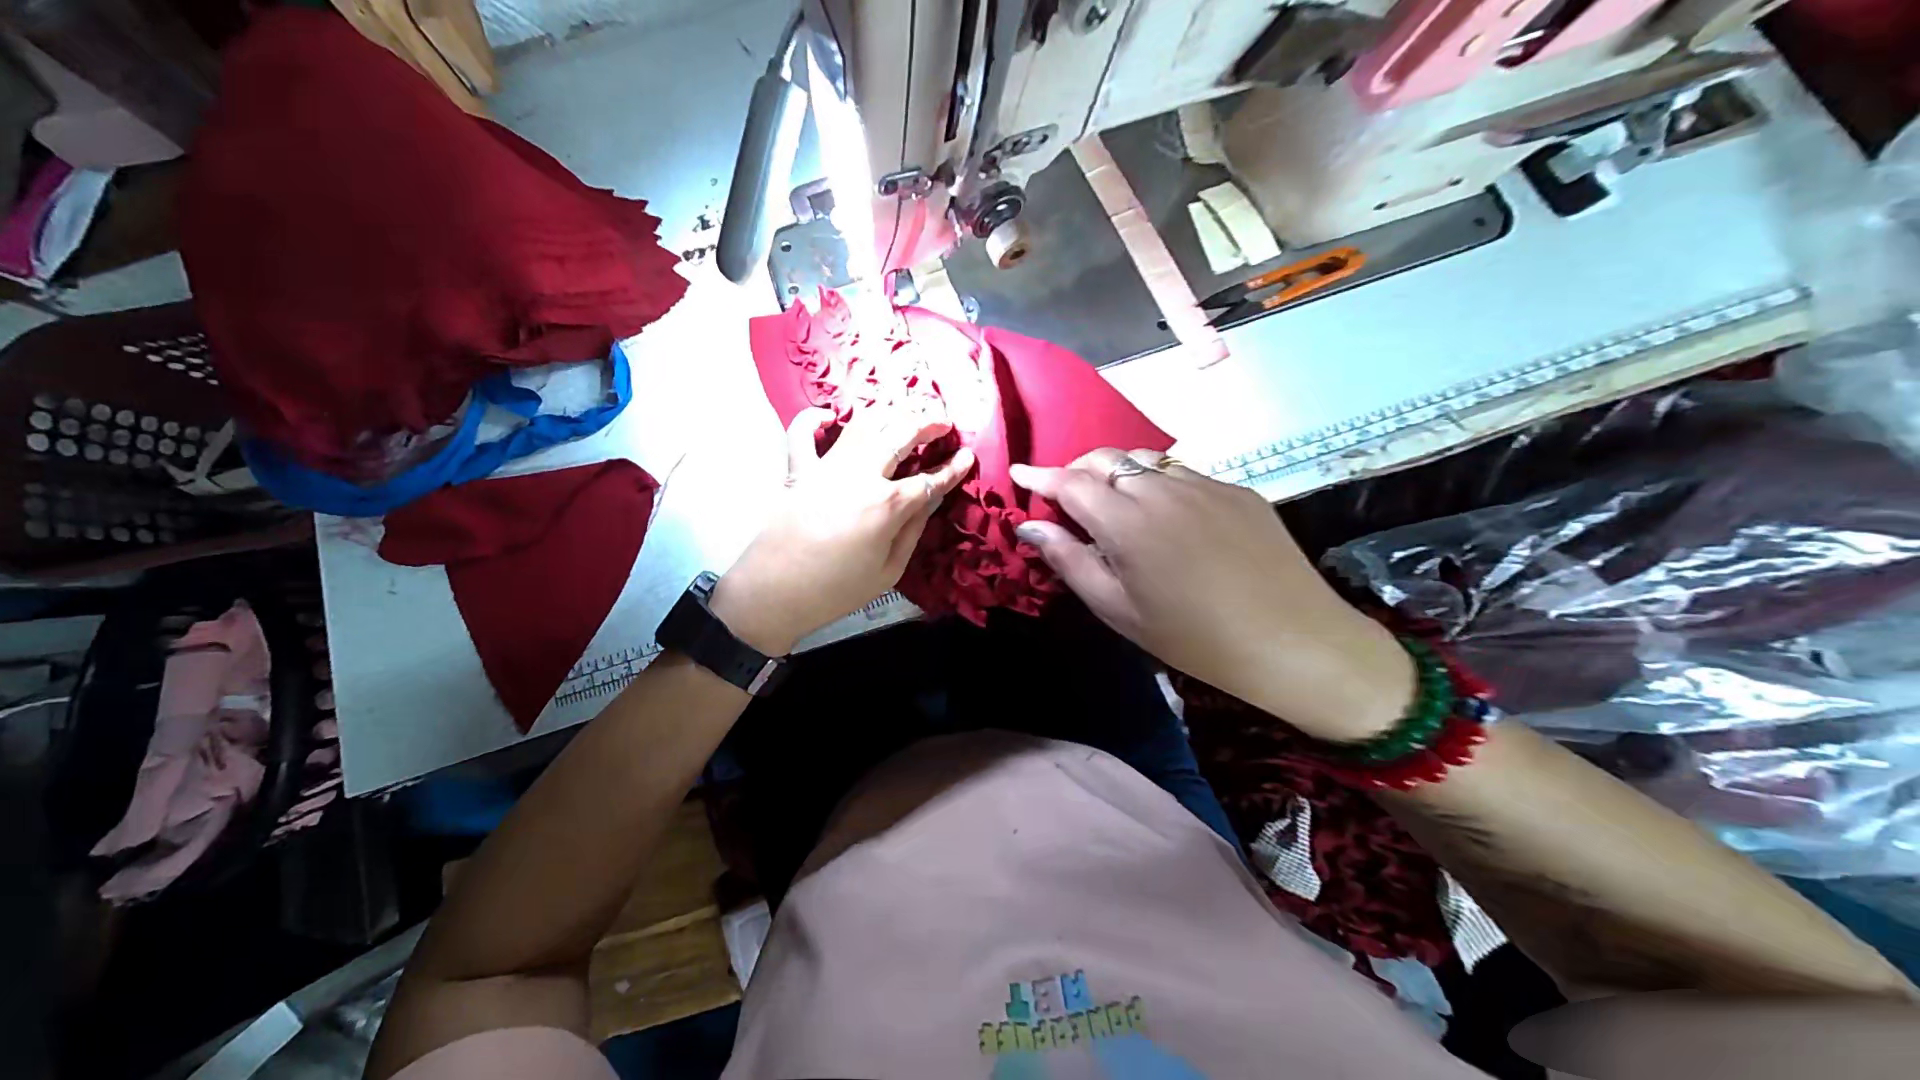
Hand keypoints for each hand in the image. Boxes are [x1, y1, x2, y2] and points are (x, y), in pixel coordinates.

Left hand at [710, 405, 973, 655]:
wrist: (775, 593)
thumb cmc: (837, 590)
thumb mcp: (888, 570)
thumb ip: (912, 530)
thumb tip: (929, 501)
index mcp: (888, 505)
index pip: (930, 479)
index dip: (953, 468)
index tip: (967, 456)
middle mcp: (860, 475)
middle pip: (901, 433)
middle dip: (927, 422)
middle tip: (943, 422)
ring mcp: (826, 467)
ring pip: (862, 423)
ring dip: (888, 411)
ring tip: (904, 411)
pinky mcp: (797, 470)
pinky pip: (802, 433)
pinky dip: (814, 419)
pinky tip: (829, 415)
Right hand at [1009, 449, 1413, 742]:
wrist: (1292, 639)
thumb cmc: (1192, 638)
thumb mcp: (1118, 609)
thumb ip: (1069, 560)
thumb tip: (1030, 526)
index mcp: (1126, 521)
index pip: (1070, 482)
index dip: (1039, 475)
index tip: (1019, 473)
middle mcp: (1161, 489)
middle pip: (1105, 459)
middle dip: (1077, 470)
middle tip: (1067, 498)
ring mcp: (1203, 484)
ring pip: (1144, 461)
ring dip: (1117, 473)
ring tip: (1114, 503)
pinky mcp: (1236, 489)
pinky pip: (1183, 474)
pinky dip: (1158, 484)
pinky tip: (1167, 517)